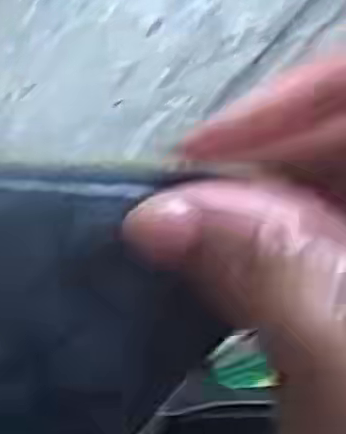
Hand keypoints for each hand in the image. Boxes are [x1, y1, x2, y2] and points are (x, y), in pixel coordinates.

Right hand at [123, 53, 345, 433]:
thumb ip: (271, 277)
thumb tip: (163, 213)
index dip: (302, 101)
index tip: (185, 165)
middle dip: (268, 158)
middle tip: (162, 222)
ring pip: (339, 181)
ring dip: (259, 201)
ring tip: (176, 248)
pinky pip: (329, 225)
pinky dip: (273, 233)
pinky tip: (225, 267)